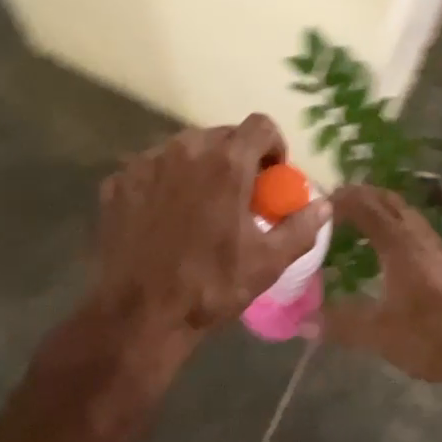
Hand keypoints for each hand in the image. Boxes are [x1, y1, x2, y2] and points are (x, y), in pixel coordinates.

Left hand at [94, 114, 327, 334]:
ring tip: (199, 207)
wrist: (138, 315)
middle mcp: (187, 147)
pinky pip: (152, 168)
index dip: (272, 147)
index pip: (261, 126)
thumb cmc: (210, 285)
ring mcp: (148, 161)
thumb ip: (300, 227)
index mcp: (227, 160)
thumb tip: (323, 205)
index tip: (270, 177)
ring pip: (184, 149)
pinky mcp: (118, 181)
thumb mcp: (267, 262)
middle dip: (236, 158)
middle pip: (222, 135)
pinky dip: (164, 183)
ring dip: (199, 168)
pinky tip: (163, 218)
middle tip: (237, 197)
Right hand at [322, 185, 441, 385]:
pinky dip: (389, 220)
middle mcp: (416, 232)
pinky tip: (381, 245)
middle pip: (384, 198)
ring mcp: (432, 241)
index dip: (339, 200)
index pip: (364, 204)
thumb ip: (340, 324)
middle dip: (356, 196)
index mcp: (398, 241)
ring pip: (400, 208)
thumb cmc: (432, 335)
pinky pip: (409, 222)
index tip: (316, 205)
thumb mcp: (380, 334)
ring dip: (375, 206)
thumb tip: (302, 320)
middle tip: (329, 208)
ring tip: (351, 221)